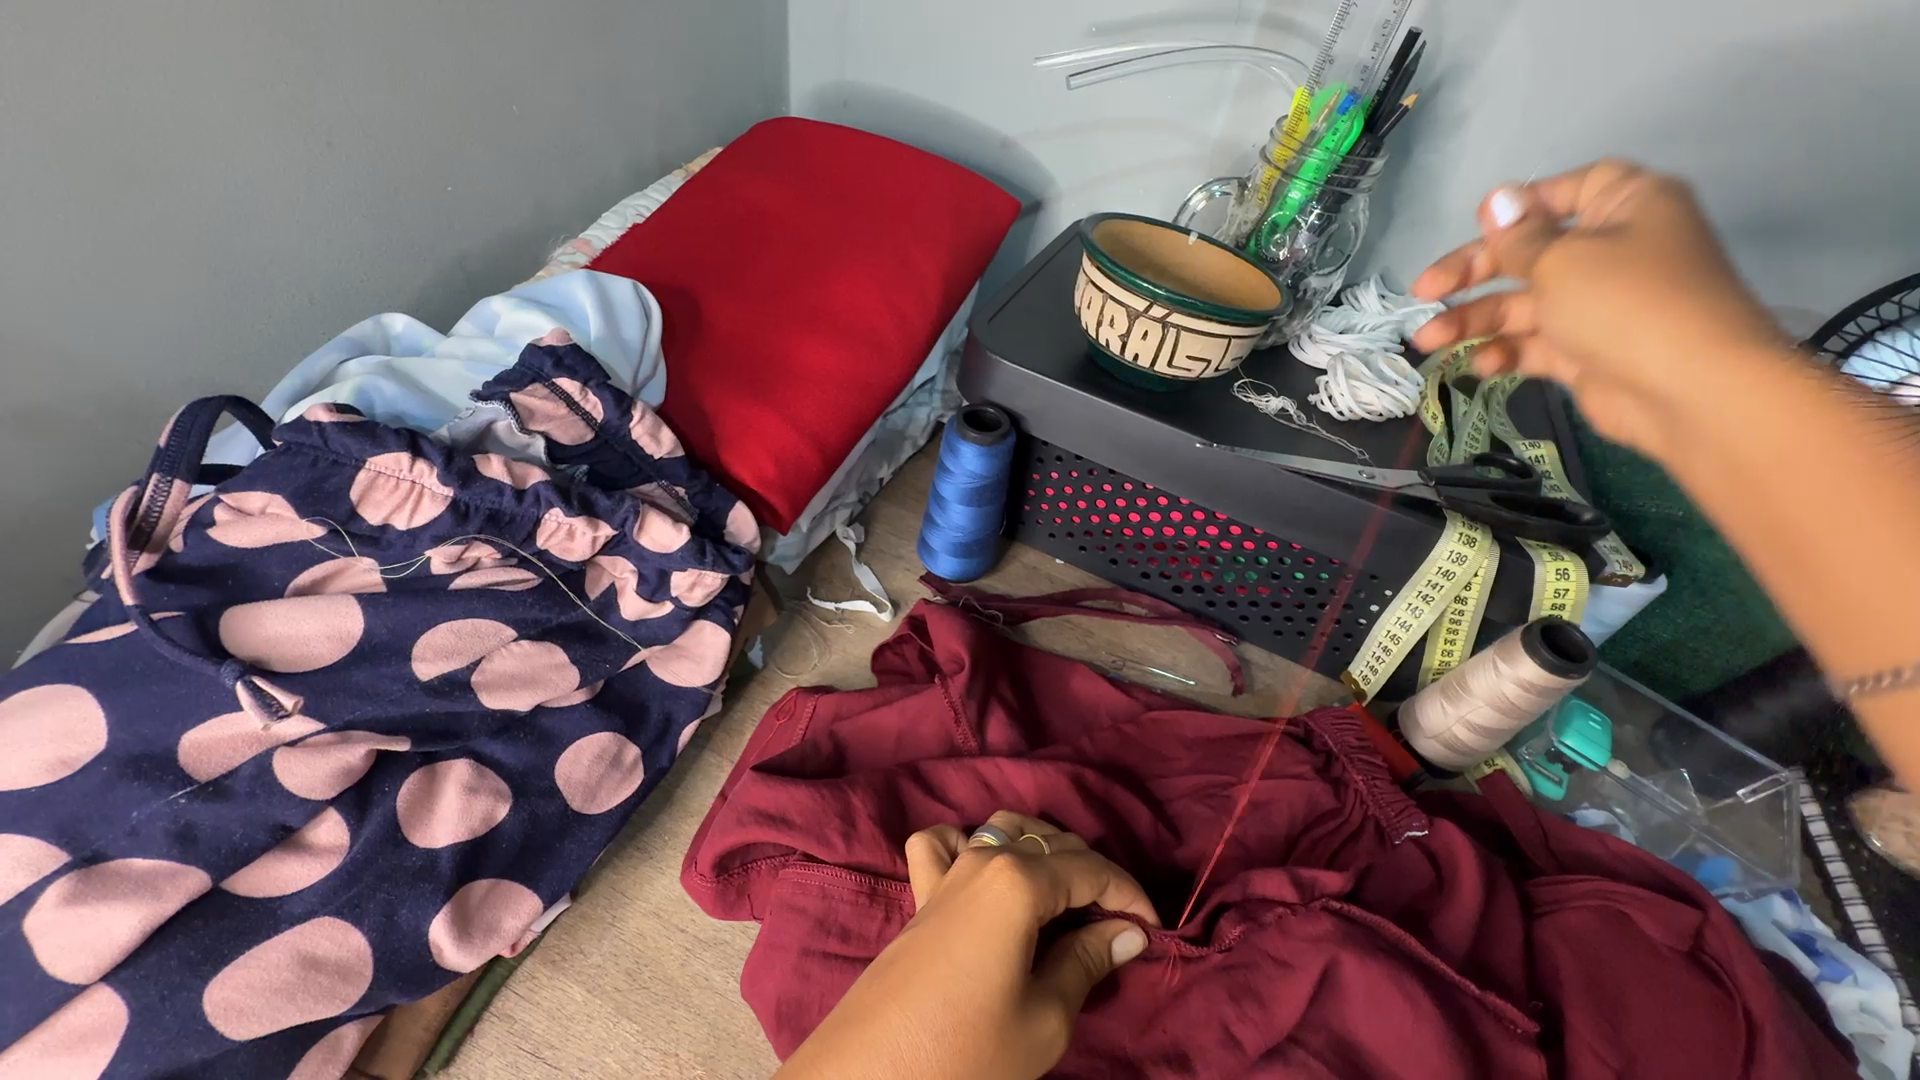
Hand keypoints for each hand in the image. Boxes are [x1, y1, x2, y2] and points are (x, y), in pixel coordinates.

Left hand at [774, 811, 1160, 1079]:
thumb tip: (1130, 931)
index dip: (1129, 895)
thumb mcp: (1044, 1017)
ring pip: (1004, 830)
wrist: (872, 1074)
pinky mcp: (920, 892)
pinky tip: (983, 873)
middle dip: (1093, 875)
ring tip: (1065, 896)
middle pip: (1052, 844)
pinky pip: (942, 844)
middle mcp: (983, 858)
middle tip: (1116, 926)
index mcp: (1018, 879)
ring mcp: (947, 870)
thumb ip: (1087, 961)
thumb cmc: (968, 1049)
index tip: (1152, 931)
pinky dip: (968, 845)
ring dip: (1041, 851)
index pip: (1091, 869)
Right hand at [1409, 160, 1791, 459]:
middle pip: (1527, 254)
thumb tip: (1495, 200)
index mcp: (1624, 207)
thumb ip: (1518, 237)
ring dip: (1472, 322)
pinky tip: (1481, 365)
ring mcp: (1596, 305)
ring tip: (1428, 342)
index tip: (1477, 225)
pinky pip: (1533, 345)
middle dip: (1471, 274)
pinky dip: (1504, 353)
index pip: (1568, 191)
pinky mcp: (1584, 351)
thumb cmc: (1626, 303)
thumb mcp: (1562, 260)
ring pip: (1520, 305)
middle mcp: (1611, 251)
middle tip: (1423, 293)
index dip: (1521, 206)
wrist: (1688, 388)